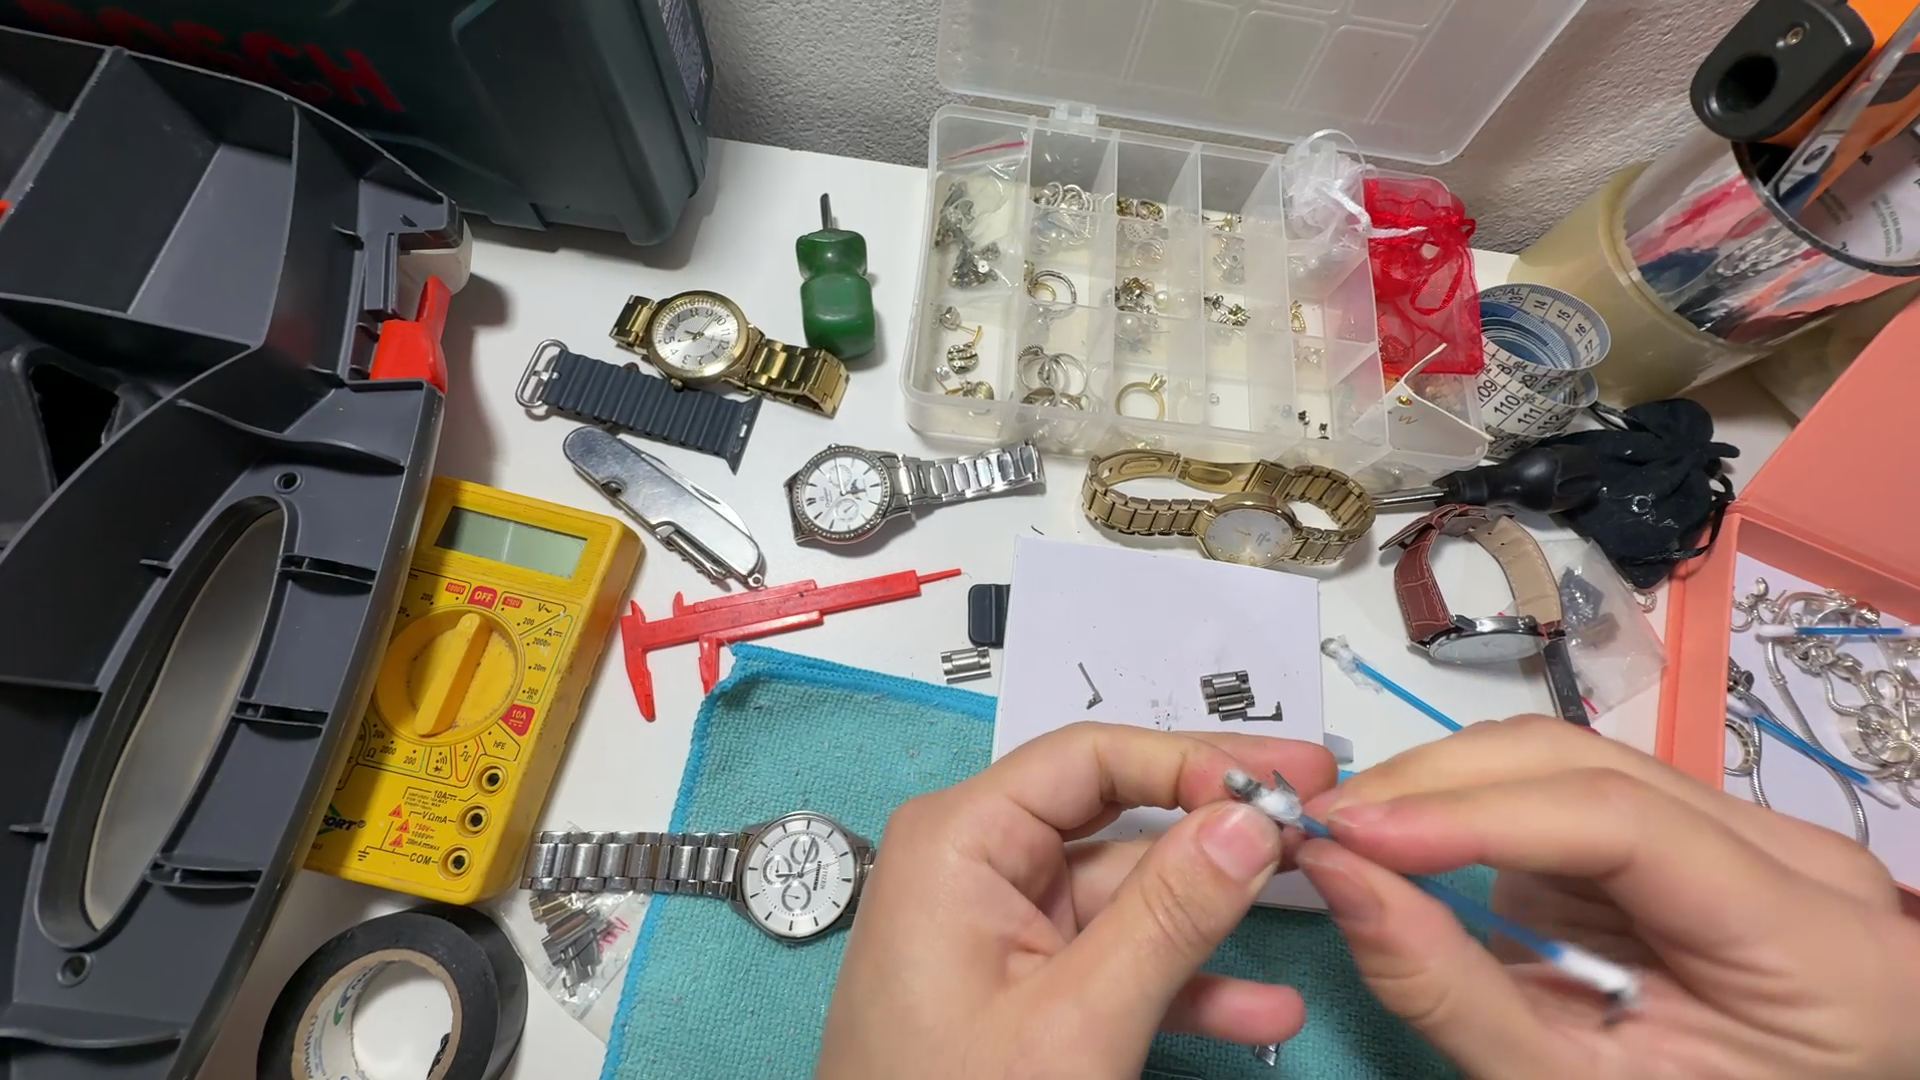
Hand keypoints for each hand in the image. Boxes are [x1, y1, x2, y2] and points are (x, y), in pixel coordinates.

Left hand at [817, 722, 1336, 1077]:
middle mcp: (980, 854)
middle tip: (1307, 804)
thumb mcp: (1075, 1022)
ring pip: (1123, 886)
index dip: (1187, 760)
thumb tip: (1250, 821)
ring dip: (1210, 904)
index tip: (1279, 778)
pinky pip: (1110, 950)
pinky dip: (1179, 975)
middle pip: (1112, 809)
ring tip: (1309, 889)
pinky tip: (1262, 1006)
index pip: (1088, 759)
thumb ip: (1168, 916)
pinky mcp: (1023, 970)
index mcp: (963, 834)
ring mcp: (1004, 914)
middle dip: (1210, 816)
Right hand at [1294, 716, 1918, 1079]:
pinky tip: (1401, 827)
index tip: (1348, 834)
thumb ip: (1440, 984)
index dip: (1469, 815)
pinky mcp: (1653, 818)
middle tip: (1323, 823)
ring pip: (1544, 753)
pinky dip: (1450, 795)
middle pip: (1572, 763)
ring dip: (1429, 781)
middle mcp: (1786, 853)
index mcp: (1819, 947)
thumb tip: (1327, 866)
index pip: (1618, 821)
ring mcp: (1722, 825)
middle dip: (1427, 784)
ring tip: (1349, 825)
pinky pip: (1533, 777)